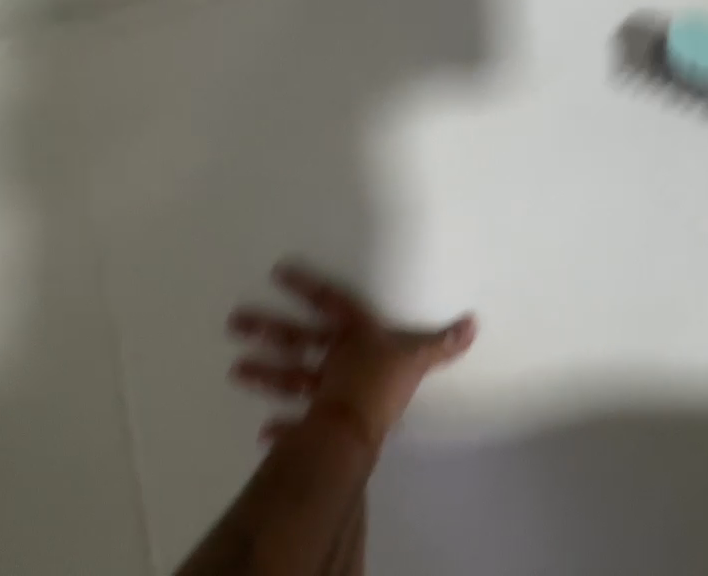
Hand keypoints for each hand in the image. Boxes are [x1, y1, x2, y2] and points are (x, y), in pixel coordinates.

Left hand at [227, 262, 476, 445]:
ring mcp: (318, 390)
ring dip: (263, 374)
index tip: (277, 273)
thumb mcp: (419, 357)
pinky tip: (262, 434)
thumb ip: (443, 343)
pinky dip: (282, 430)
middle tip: (234, 322)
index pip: (330, 303)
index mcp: (355, 335)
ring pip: (287, 377)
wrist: (359, 425)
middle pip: (296, 339)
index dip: (305, 287)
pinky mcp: (314, 422)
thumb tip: (473, 323)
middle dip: (267, 330)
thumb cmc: (386, 380)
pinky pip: (296, 424)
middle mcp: (332, 357)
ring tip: (234, 369)